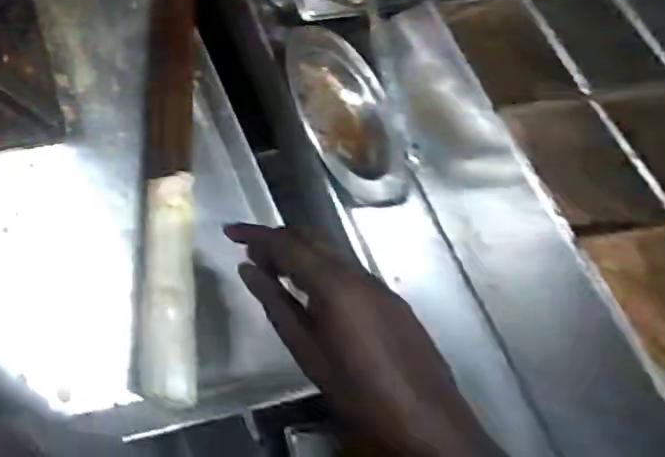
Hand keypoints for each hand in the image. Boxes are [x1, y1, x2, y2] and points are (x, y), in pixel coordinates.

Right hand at [226, 224, 503, 456]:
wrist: (434, 432)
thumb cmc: (360, 393)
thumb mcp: (306, 351)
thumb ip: (274, 304)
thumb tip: (248, 270)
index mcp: (333, 284)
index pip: (285, 243)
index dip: (254, 234)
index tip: (230, 233)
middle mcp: (358, 275)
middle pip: (310, 236)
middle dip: (278, 238)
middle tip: (253, 257)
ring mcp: (380, 288)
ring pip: (331, 251)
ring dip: (301, 253)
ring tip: (279, 276)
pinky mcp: (395, 304)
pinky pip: (349, 270)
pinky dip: (323, 269)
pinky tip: (315, 297)